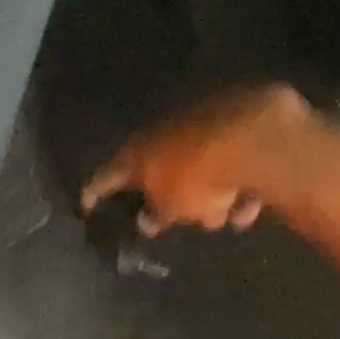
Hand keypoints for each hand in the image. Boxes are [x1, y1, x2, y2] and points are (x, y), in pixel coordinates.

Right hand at [80, 84, 318, 233]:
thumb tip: (148, 219)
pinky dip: (237, 184)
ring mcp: (200, 121)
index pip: (106, 176)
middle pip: (159, 169)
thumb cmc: (197, 177)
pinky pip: (230, 161)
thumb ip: (156, 216)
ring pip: (199, 166)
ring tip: (226, 217)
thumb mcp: (171, 208)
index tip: (85, 205)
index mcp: (137, 153)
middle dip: (169, 197)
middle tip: (177, 219)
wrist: (254, 134)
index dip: (94, 193)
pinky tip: (250, 206)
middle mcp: (162, 132)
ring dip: (210, 195)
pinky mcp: (237, 119)